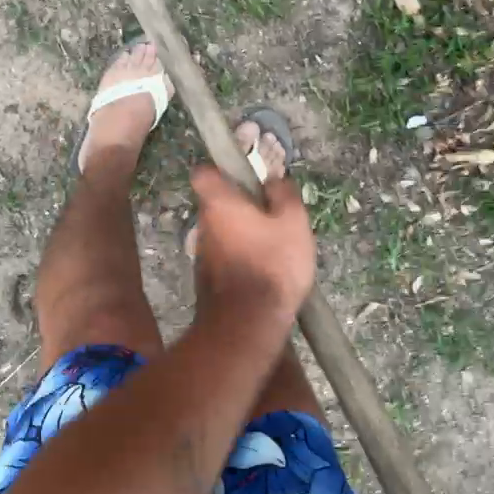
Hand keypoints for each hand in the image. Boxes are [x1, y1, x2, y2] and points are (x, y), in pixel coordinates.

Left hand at [190, 165, 316, 324]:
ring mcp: (201, 252)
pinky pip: (225, 254)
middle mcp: (202, 223)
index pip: (203, 172)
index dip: (221, 171)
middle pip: (217, 202)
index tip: (244, 178)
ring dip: (243, 232)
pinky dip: (240, 255)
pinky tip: (265, 269)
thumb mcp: (293, 222)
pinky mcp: (206, 276)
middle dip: (241, 205)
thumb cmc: (272, 263)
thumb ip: (284, 194)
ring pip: (222, 230)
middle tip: (272, 215)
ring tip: (274, 246)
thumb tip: (273, 180)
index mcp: (217, 203)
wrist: (248, 322)